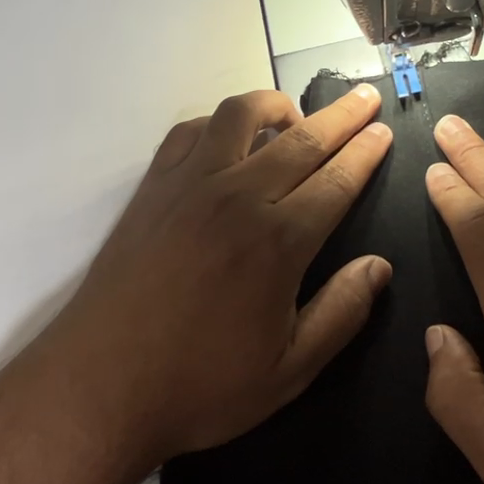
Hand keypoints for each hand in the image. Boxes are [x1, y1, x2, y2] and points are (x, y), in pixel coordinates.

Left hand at [28, 84, 393, 471]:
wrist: (99, 385)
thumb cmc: (201, 385)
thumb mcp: (289, 372)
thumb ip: (342, 313)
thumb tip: (380, 266)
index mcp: (279, 242)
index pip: (336, 181)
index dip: (365, 153)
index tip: (383, 131)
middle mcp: (238, 197)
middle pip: (301, 140)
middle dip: (341, 116)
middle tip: (364, 97)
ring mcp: (189, 184)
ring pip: (240, 116)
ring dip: (276, 105)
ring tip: (296, 113)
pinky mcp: (152, 186)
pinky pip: (189, 131)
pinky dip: (217, 123)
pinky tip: (227, 138)